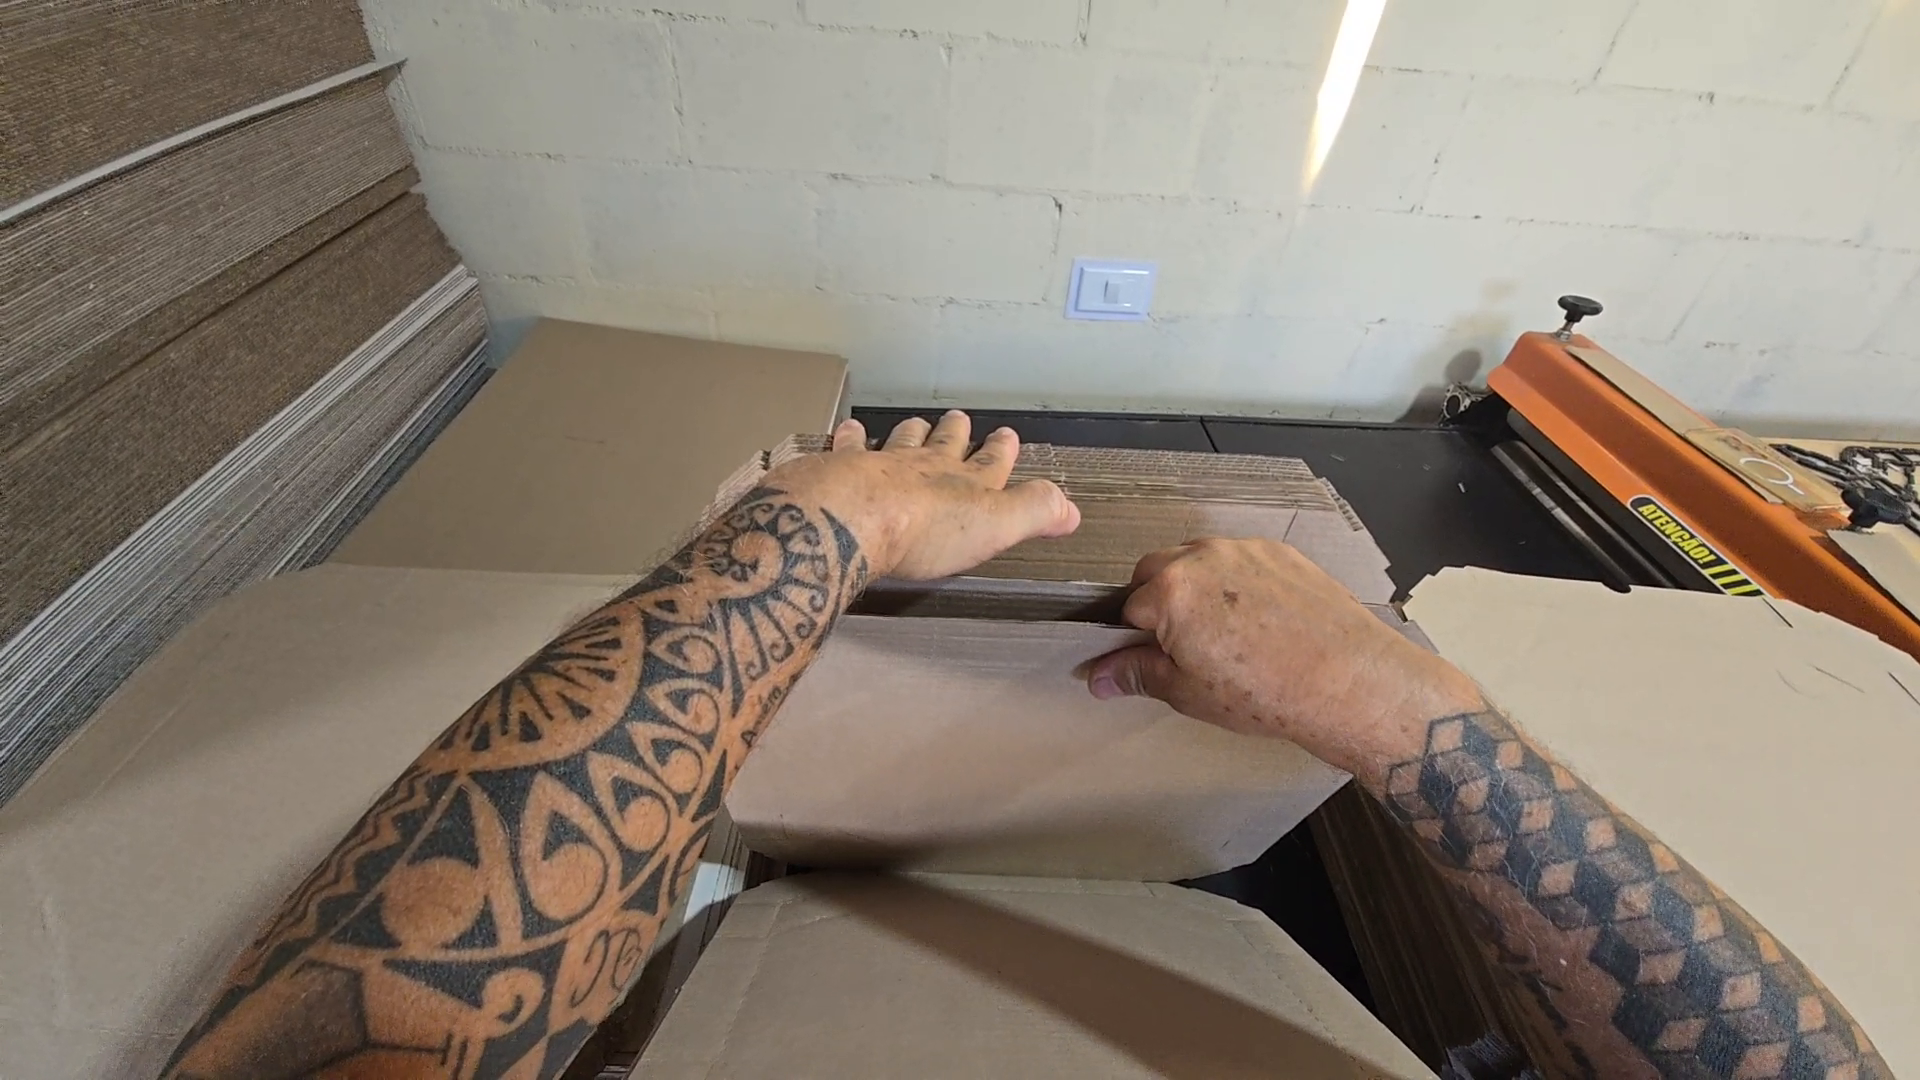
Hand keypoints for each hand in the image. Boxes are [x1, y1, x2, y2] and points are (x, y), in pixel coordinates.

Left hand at [768, 411, 1081, 579]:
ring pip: (902, 441)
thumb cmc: (926, 529)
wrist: (854, 518)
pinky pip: (848, 446)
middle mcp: (926, 467)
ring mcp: (882, 465)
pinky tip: (848, 430)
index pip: (991, 464)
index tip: (1008, 435)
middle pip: (945, 444)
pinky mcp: (841, 471)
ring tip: (916, 422)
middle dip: (956, 433)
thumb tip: (1072, 508)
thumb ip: (1034, 512)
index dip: (1001, 451)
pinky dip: (850, 437)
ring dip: (912, 432)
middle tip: (959, 418)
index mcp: (965, 484)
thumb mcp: (996, 526)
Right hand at [1083, 538, 1480, 767]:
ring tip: (1223, 631)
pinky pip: (1238, 559)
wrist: (1353, 684)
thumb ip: (1137, 674)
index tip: (1149, 656)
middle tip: (1183, 644)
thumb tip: (1099, 676)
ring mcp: (1243, 550)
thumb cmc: (1268, 693)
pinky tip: (1258, 619)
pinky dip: (1235, 582)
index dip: (1135, 637)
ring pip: (1195, 560)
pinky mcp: (1279, 552)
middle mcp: (1200, 558)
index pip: (1128, 608)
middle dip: (1158, 602)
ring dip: (1195, 587)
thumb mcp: (1189, 693)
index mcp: (1169, 592)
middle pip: (1154, 572)